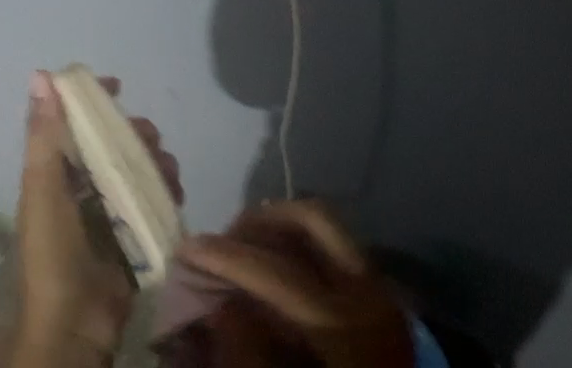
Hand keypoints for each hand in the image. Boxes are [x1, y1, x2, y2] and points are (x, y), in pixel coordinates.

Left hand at [10, 71, 183, 367]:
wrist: (73, 326)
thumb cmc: (52, 251)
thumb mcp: (43, 187)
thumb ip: (44, 134)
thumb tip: (41, 75)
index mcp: (54, 173)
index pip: (73, 123)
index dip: (92, 101)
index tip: (117, 86)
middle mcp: (80, 188)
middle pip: (111, 144)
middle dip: (133, 133)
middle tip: (150, 138)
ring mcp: (108, 214)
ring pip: (137, 171)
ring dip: (155, 161)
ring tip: (169, 170)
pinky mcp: (132, 237)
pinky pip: (154, 204)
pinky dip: (167, 192)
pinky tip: (177, 192)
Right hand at [178, 201, 412, 367]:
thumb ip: (248, 352)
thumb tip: (221, 305)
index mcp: (340, 320)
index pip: (272, 268)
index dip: (223, 255)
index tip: (186, 248)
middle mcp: (367, 293)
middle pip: (312, 219)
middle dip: (261, 219)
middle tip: (225, 240)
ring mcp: (382, 294)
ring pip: (328, 229)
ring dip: (283, 227)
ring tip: (248, 250)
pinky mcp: (385, 303)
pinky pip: (339, 252)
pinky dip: (304, 247)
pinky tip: (278, 271)